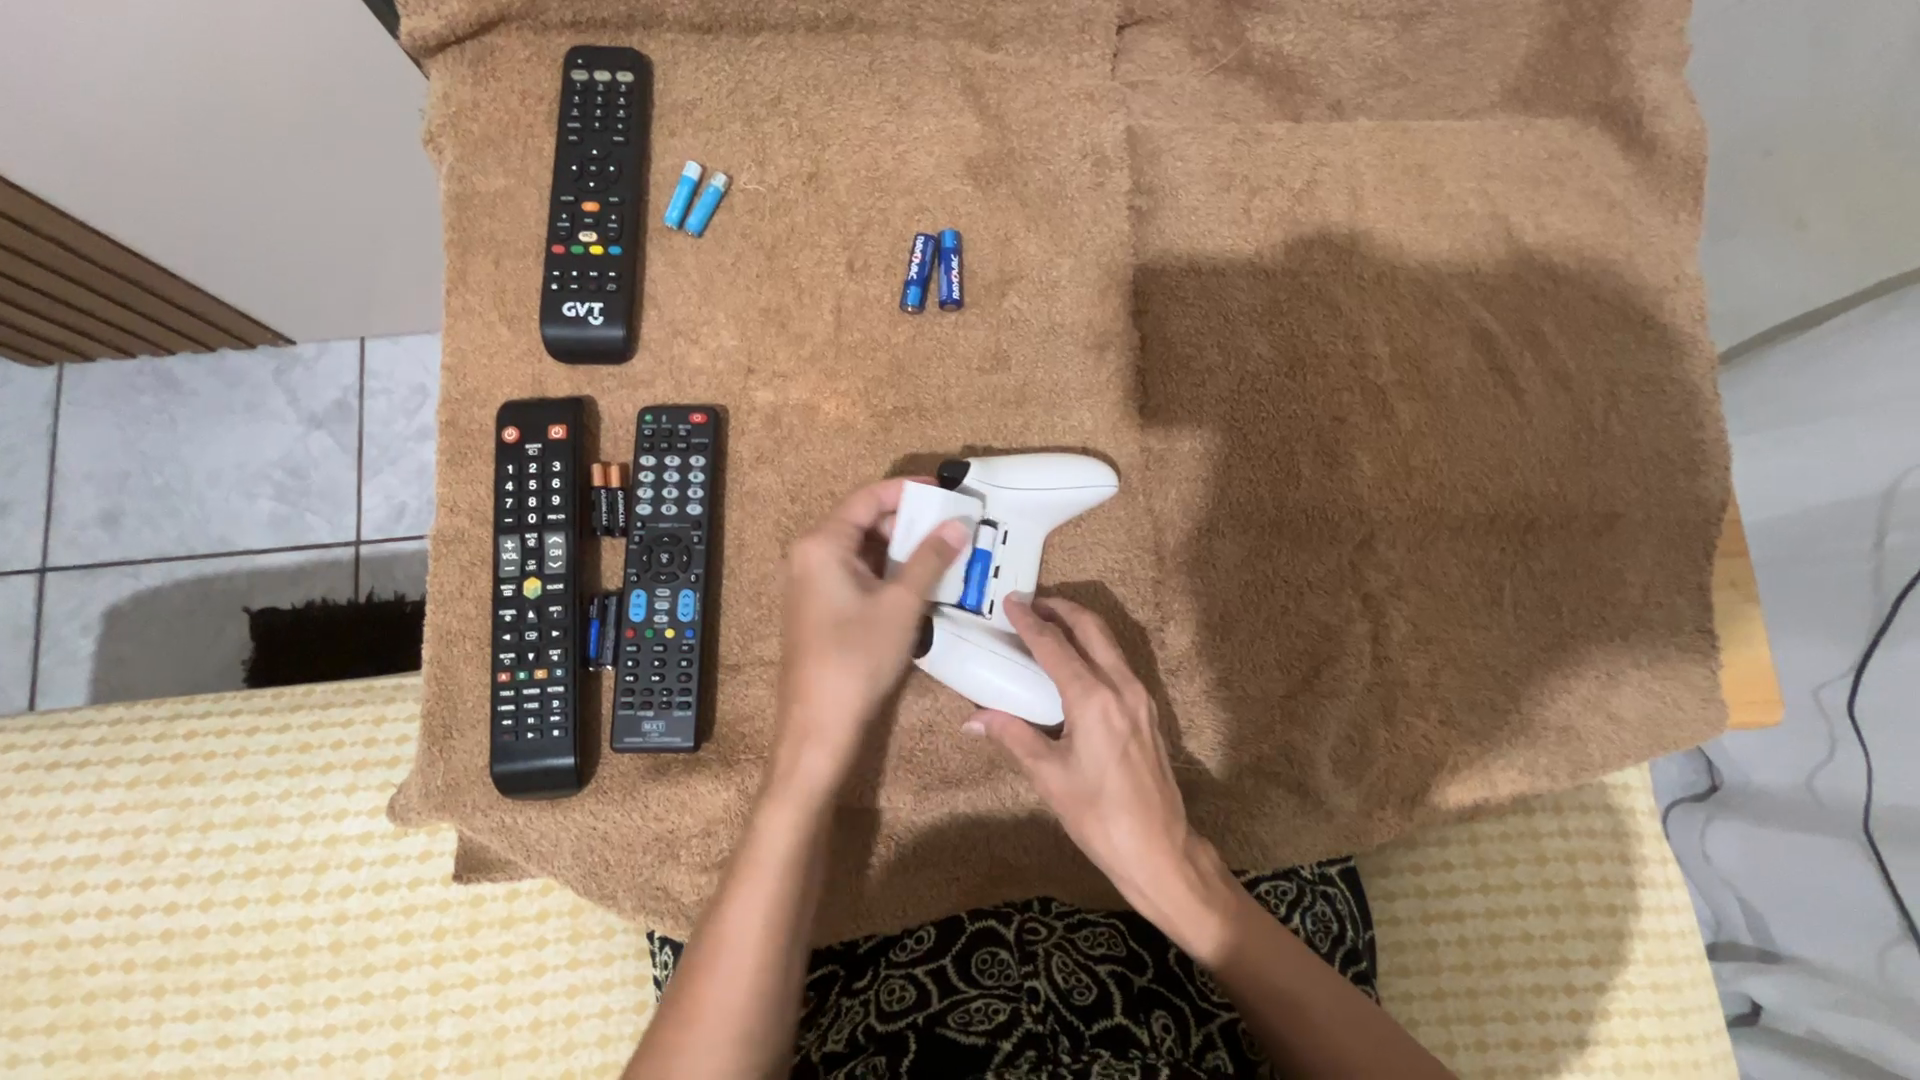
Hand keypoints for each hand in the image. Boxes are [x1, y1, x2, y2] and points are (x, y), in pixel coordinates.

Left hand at [768, 478, 968, 804]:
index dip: (909, 491)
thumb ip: (929, 559)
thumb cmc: (857, 658)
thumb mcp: (901, 604)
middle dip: (909, 522)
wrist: (819, 724)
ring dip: (901, 549)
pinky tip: (919, 582)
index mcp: (821, 544)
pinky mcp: (819, 607)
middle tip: (952, 526)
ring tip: (944, 553)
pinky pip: (856, 574)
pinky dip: (887, 572)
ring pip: (862, 550)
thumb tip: (957, 524)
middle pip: (863, 521)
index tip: (947, 492)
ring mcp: (811, 582)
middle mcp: (809, 555)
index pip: (868, 498)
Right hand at [964, 598, 1238, 949]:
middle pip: (1091, 628)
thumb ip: (1012, 736)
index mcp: (1093, 699)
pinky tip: (1076, 660)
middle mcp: (1121, 687)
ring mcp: (1140, 697)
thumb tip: (972, 719)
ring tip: (1050, 622)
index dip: (1029, 621)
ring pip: (1109, 642)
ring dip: (1080, 624)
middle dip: (1061, 608)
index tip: (1010, 602)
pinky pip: (1118, 662)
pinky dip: (1094, 647)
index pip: (1055, 646)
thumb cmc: (1098, 816)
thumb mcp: (1048, 776)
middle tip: (1031, 602)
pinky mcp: (1148, 711)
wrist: (1158, 848)